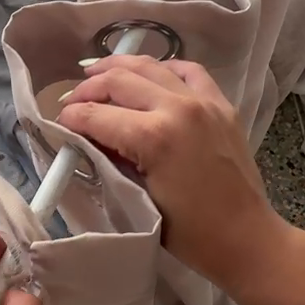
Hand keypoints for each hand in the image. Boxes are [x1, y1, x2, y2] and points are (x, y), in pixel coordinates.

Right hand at [57, 56, 295, 291]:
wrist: (248, 239)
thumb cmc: (191, 234)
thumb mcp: (139, 198)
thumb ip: (111, 160)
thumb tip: (87, 138)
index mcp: (154, 137)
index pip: (97, 115)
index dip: (70, 117)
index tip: (56, 122)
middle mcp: (177, 107)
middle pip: (118, 81)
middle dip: (87, 89)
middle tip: (70, 101)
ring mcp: (202, 100)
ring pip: (150, 65)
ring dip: (117, 66)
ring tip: (95, 71)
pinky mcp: (220, 102)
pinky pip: (187, 70)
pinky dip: (163, 67)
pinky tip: (147, 73)